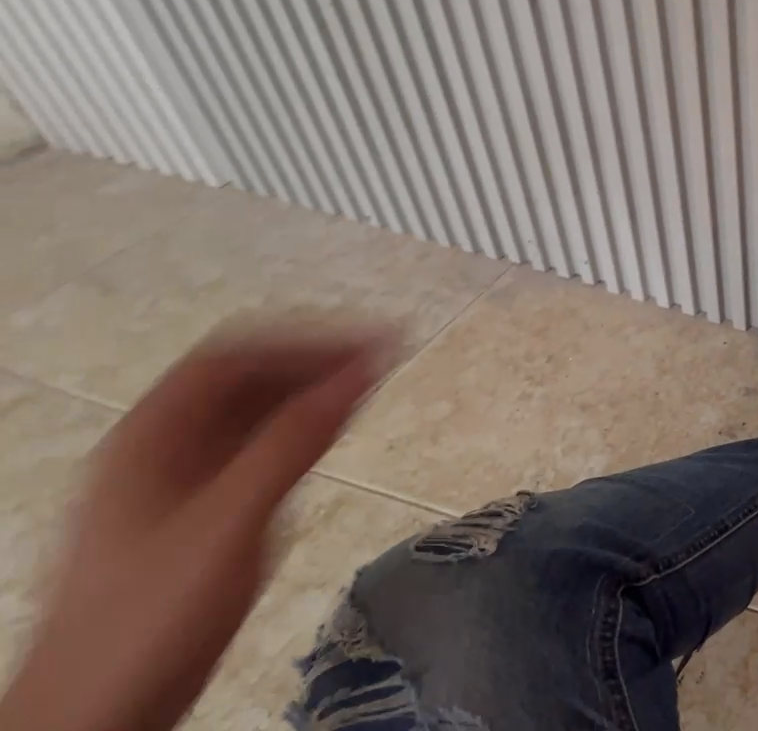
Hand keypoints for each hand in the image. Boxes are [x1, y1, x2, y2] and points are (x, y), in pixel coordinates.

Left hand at [0, 325, 394, 730]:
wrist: (96, 716)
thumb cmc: (152, 615)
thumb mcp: (229, 520)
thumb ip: (294, 442)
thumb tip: (364, 370)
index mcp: (148, 441)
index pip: (227, 359)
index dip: (300, 341)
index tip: (369, 343)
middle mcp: (159, 451)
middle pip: (240, 380)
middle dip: (312, 361)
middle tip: (384, 359)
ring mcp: (176, 484)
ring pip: (250, 413)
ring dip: (310, 392)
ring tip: (373, 386)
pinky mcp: (199, 514)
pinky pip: (255, 448)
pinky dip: (301, 429)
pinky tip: (335, 434)